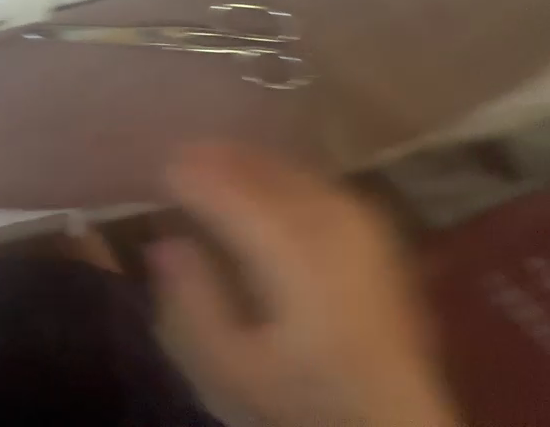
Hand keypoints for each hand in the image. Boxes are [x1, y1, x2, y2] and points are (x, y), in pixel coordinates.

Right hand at [151, 143, 459, 426]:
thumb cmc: (298, 400)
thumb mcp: (229, 366)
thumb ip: (194, 303)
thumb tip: (165, 242)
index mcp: (307, 284)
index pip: (250, 213)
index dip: (203, 184)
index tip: (160, 168)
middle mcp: (348, 260)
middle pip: (289, 192)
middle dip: (234, 164)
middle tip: (182, 148)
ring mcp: (377, 261)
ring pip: (318, 191)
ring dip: (267, 166)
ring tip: (221, 153)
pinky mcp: (390, 266)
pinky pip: (343, 203)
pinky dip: (302, 181)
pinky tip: (276, 179)